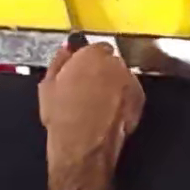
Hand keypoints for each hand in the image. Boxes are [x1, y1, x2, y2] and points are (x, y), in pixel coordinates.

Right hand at [40, 43, 145, 177]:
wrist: (85, 143)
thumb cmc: (64, 115)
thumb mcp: (49, 84)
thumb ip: (60, 61)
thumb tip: (65, 50)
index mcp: (93, 56)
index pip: (97, 46)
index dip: (89, 57)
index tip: (81, 66)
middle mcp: (117, 65)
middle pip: (111, 61)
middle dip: (102, 70)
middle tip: (87, 85)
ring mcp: (131, 82)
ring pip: (122, 76)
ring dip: (114, 83)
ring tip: (97, 101)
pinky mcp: (140, 98)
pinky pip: (130, 92)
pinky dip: (122, 97)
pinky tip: (108, 110)